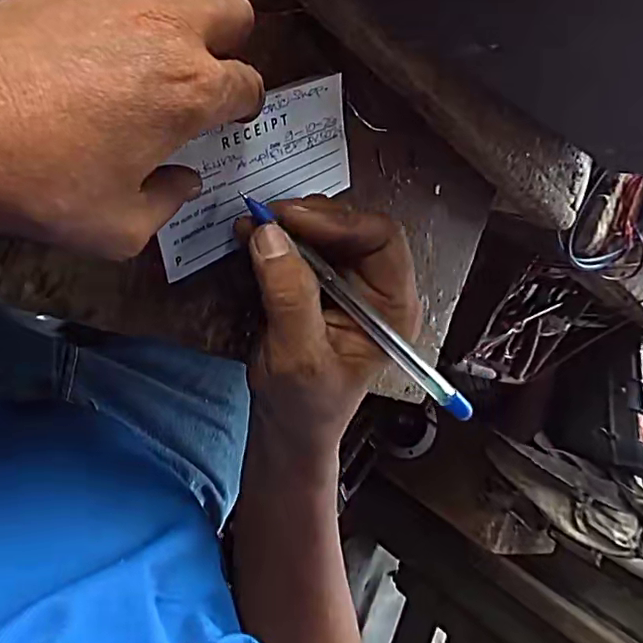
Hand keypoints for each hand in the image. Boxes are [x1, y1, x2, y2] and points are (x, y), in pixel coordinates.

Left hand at [0, 0, 262, 257]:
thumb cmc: (37, 182)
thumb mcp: (116, 228)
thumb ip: (168, 204)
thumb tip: (183, 180)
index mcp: (191, 91)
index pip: (247, 85)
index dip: (243, 106)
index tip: (226, 119)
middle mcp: (170, 30)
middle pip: (236, 12)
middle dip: (231, 45)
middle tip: (201, 78)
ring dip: (192, 18)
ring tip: (161, 52)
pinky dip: (141, 6)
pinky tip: (107, 38)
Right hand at [234, 196, 419, 456]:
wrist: (288, 424)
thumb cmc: (306, 405)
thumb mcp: (299, 357)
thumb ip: (289, 297)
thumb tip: (270, 237)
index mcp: (392, 305)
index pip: (382, 240)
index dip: (339, 223)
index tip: (292, 220)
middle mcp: (375, 286)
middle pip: (353, 226)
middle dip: (310, 218)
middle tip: (266, 217)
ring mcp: (346, 280)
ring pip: (325, 229)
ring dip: (290, 223)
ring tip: (254, 225)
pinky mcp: (318, 279)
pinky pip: (301, 242)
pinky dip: (276, 235)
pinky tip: (250, 235)